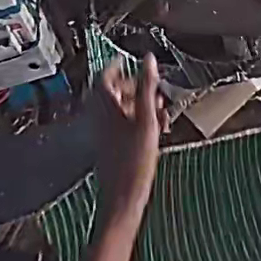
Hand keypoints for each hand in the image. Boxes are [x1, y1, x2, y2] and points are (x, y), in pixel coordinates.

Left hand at [94, 53, 162, 219]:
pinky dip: (138, 122)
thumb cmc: (133, 163)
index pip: (104, 77)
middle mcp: (101, 119)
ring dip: (139, 105)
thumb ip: (148, 88)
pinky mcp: (112, 148)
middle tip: (152, 88)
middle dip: (134, 87)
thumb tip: (148, 60)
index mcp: (105, 108)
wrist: (123, 201)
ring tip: (159, 111)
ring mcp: (105, 134)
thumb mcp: (147, 120)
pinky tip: (155, 131)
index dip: (116, 65)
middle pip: (113, 92)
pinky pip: (123, 126)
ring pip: (121, 110)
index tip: (128, 60)